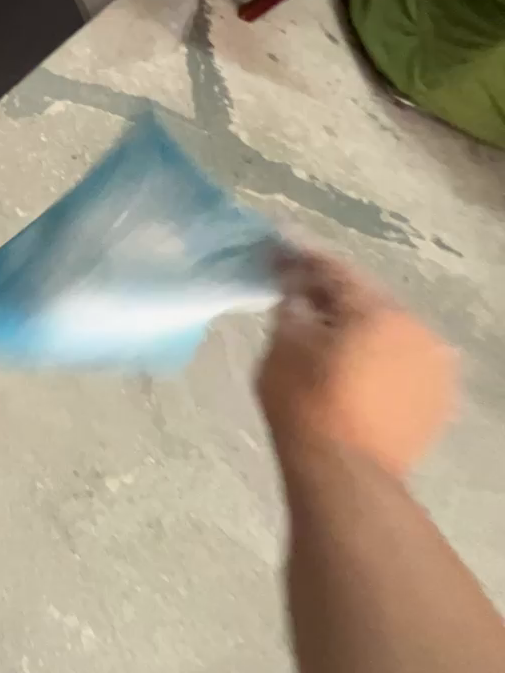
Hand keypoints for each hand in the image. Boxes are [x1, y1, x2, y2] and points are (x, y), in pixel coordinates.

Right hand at [257, 248, 456, 478]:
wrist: (346, 465)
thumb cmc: (303, 397)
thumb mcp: (284, 341)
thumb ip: (292, 303)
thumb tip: (294, 279)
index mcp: (381, 314)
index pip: (336, 271)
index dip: (301, 256)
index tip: (275, 245)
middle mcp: (421, 332)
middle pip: (366, 298)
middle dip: (328, 289)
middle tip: (289, 282)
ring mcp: (436, 365)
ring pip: (385, 327)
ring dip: (351, 318)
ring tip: (315, 320)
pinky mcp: (437, 391)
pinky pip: (399, 353)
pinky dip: (370, 345)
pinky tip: (343, 353)